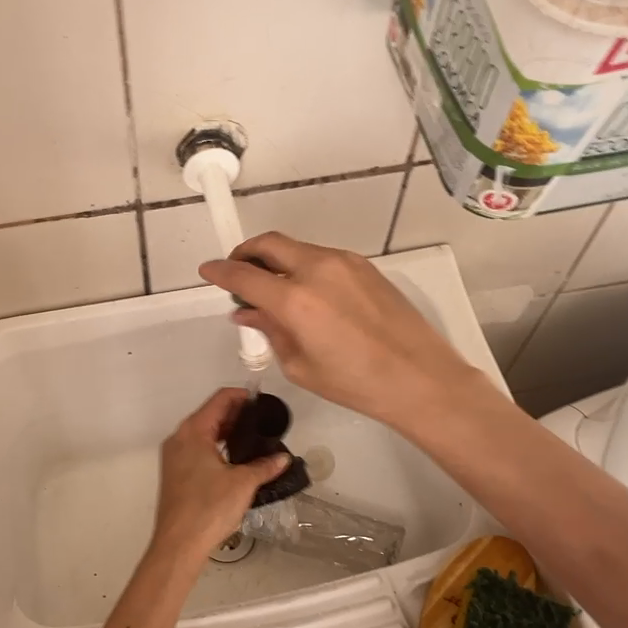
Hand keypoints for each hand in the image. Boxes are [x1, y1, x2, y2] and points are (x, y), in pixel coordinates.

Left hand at [148, 389, 290, 564]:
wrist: (179, 543)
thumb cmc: (209, 507)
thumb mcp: (243, 483)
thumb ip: (264, 466)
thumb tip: (282, 459)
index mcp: (193, 432)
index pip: (219, 400)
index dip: (241, 397)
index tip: (262, 403)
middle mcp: (179, 438)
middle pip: (209, 414)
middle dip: (235, 415)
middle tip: (262, 423)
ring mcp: (174, 457)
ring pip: (202, 433)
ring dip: (225, 433)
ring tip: (252, 441)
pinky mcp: (175, 473)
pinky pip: (197, 449)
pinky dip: (215, 447)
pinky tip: (234, 460)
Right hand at [198, 233, 485, 427]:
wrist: (419, 377)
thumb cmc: (356, 383)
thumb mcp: (300, 365)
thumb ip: (270, 332)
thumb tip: (247, 314)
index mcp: (295, 300)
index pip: (244, 276)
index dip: (220, 272)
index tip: (207, 271)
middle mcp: (317, 269)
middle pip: (269, 244)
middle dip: (246, 253)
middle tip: (237, 272)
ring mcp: (344, 262)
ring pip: (296, 248)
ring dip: (276, 260)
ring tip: (272, 288)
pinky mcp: (364, 266)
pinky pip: (321, 256)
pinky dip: (302, 266)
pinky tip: (305, 293)